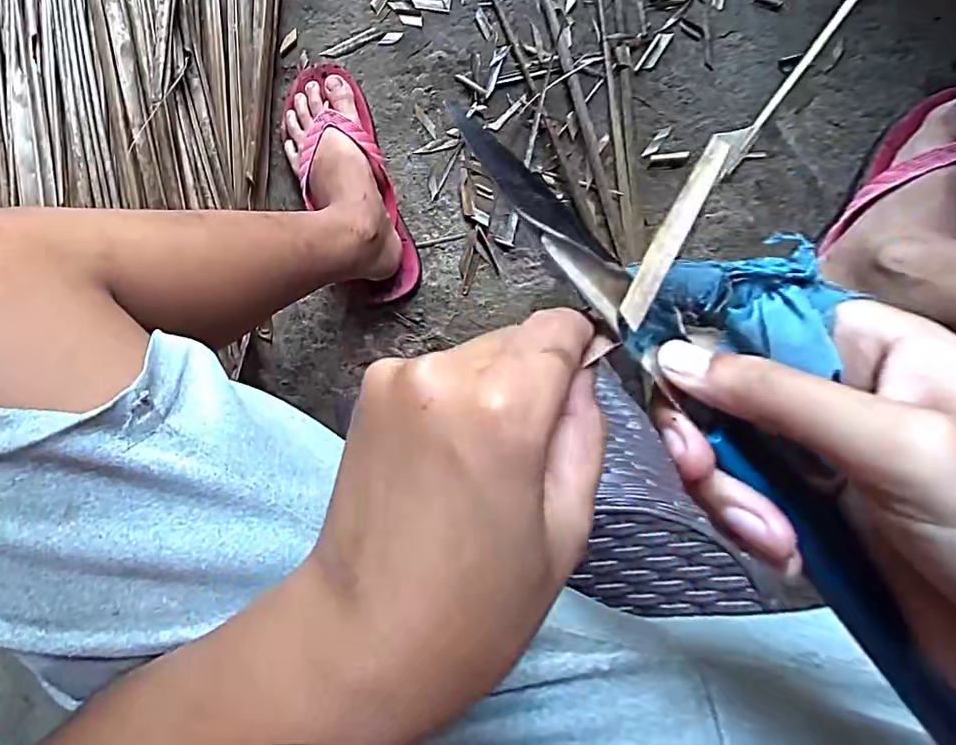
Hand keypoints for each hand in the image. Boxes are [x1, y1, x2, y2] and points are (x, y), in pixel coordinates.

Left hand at [295, 308, 604, 741]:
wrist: (367, 627)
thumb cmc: (480, 600)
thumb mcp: (565, 526)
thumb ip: (583, 431)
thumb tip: (582, 374)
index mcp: (501, 406)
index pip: (555, 328)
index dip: (579, 339)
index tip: (588, 361)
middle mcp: (444, 370)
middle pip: (513, 339)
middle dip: (534, 372)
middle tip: (531, 438)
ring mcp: (398, 373)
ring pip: (473, 353)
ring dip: (490, 384)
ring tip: (480, 454)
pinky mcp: (369, 385)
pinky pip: (435, 371)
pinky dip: (450, 394)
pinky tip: (442, 450)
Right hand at [656, 299, 955, 743]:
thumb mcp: (907, 450)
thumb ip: (778, 396)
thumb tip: (670, 355)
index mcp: (872, 346)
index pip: (752, 315)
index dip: (694, 335)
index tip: (652, 370)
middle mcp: (840, 392)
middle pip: (722, 384)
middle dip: (702, 427)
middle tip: (693, 463)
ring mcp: (827, 457)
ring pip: (723, 445)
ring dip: (725, 487)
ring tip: (769, 534)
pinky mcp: (820, 517)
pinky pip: (744, 499)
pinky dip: (747, 525)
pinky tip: (785, 554)